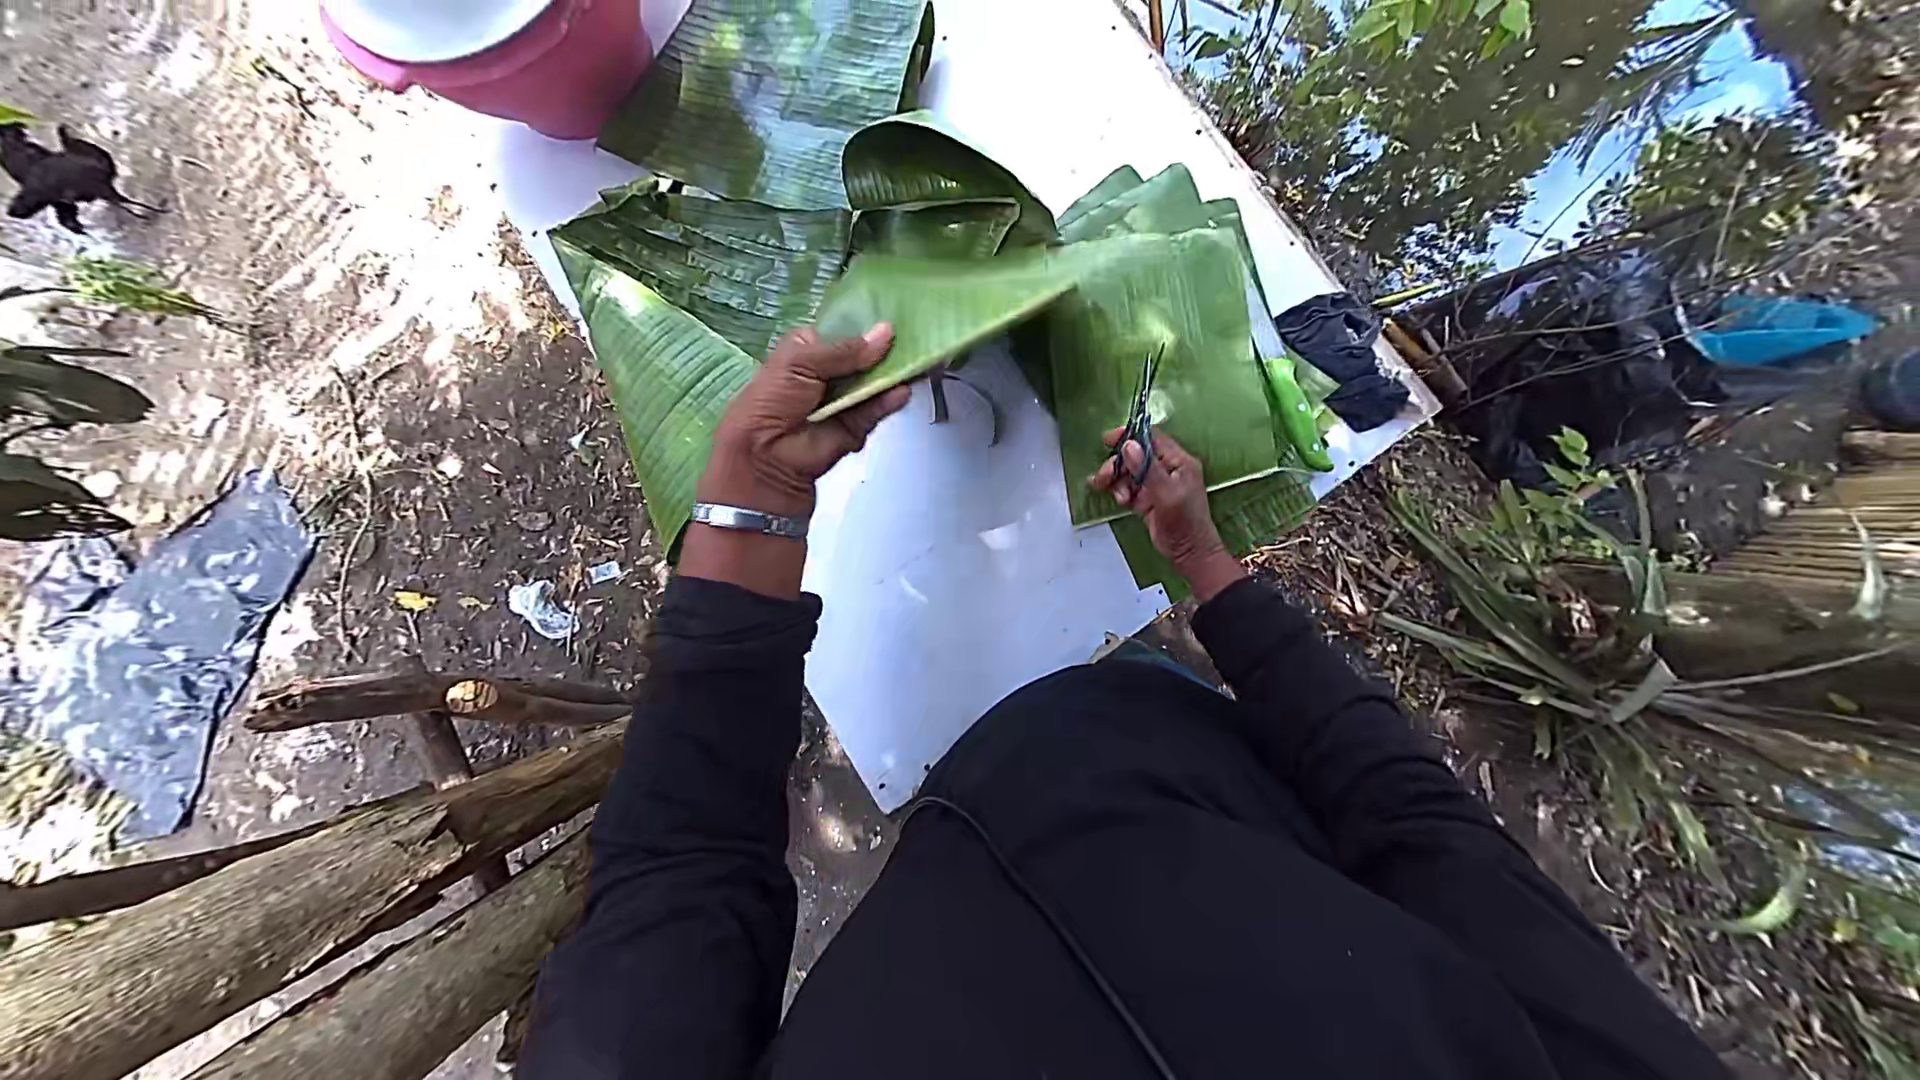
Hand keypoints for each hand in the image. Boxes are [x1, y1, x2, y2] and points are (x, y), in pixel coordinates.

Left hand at [698, 324, 911, 516]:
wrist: (767, 456)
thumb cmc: (772, 400)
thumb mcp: (801, 361)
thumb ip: (845, 349)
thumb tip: (885, 333)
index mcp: (807, 351)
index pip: (842, 332)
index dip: (864, 325)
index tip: (890, 318)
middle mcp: (827, 374)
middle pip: (863, 358)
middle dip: (884, 350)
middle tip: (910, 339)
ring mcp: (843, 401)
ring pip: (874, 383)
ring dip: (892, 374)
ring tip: (914, 363)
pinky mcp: (855, 426)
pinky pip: (876, 410)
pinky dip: (889, 400)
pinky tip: (901, 391)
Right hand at [1088, 426, 1246, 603]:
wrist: (1188, 552)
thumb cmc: (1184, 522)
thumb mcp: (1167, 493)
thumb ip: (1147, 469)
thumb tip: (1129, 445)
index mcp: (1178, 461)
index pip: (1151, 438)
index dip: (1130, 436)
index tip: (1109, 440)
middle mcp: (1166, 469)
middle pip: (1135, 455)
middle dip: (1118, 464)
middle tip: (1105, 476)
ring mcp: (1156, 484)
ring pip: (1128, 472)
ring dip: (1117, 480)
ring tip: (1118, 496)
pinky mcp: (1147, 498)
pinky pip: (1128, 487)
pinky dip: (1120, 491)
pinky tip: (1119, 500)